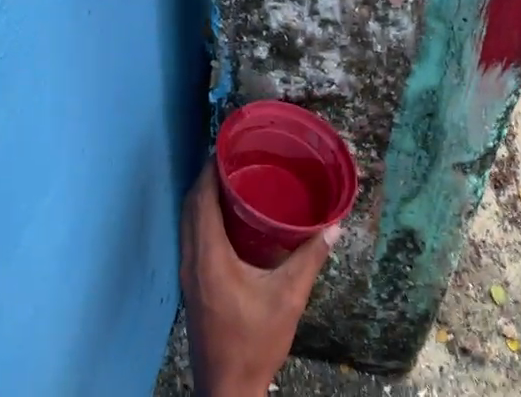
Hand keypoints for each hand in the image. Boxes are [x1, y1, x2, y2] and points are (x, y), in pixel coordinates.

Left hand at [179, 163, 338, 396]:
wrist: (229, 389)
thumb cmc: (257, 341)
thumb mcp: (289, 298)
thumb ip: (310, 259)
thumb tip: (334, 225)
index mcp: (209, 257)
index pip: (201, 200)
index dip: (210, 170)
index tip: (227, 147)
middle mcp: (191, 260)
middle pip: (190, 206)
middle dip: (207, 178)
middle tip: (234, 158)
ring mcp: (187, 274)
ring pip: (187, 222)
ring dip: (202, 197)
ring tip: (231, 180)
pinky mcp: (191, 285)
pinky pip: (190, 237)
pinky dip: (202, 217)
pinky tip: (226, 217)